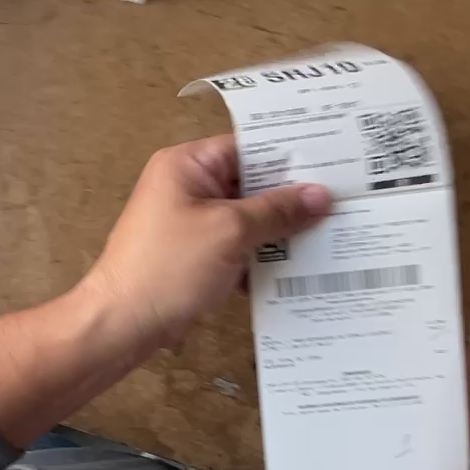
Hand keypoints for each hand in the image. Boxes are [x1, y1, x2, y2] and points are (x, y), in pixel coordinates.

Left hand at [77, 135, 332, 352]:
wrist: (123, 322)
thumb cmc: (168, 267)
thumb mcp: (229, 231)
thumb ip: (277, 210)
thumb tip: (321, 195)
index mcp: (186, 165)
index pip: (248, 146)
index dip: (292, 155)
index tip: (338, 163)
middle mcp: (186, 186)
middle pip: (251, 182)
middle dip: (292, 197)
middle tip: (347, 201)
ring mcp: (189, 222)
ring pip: (247, 217)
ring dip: (280, 230)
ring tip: (334, 234)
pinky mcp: (194, 254)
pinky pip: (236, 245)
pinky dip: (260, 255)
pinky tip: (299, 268)